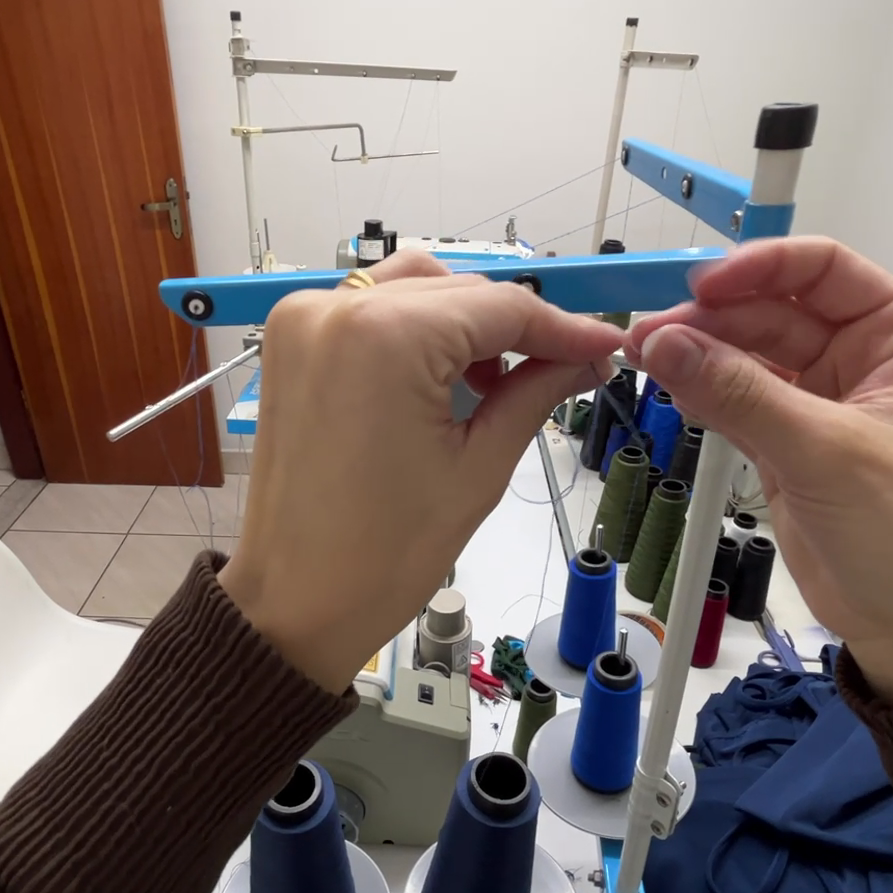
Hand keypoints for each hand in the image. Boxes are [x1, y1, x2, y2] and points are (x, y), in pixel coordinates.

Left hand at [221, 250, 622, 692]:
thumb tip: (587, 358)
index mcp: (383, 336)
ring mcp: (302, 321)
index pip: (499, 306)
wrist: (295, 602)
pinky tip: (442, 378)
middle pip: (456, 291)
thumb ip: (536, 394)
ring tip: (493, 383)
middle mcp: (334, 308)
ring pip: (413, 289)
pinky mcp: (289, 344)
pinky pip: (369, 311)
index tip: (603, 347)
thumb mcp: (478, 469)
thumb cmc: (383, 556)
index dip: (561, 328)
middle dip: (515, 328)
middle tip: (563, 370)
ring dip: (464, 323)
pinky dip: (415, 330)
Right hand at [626, 238, 892, 707]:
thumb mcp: (828, 451)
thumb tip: (660, 341)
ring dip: (697, 357)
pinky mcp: (786, 446)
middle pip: (773, 314)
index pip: (823, 272)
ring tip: (643, 359)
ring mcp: (819, 404)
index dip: (758, 269)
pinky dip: (701, 395)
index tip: (696, 289)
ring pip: (747, 359)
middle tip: (646, 337)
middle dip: (711, 321)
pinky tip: (668, 388)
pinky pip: (735, 404)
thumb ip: (739, 393)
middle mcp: (862, 360)